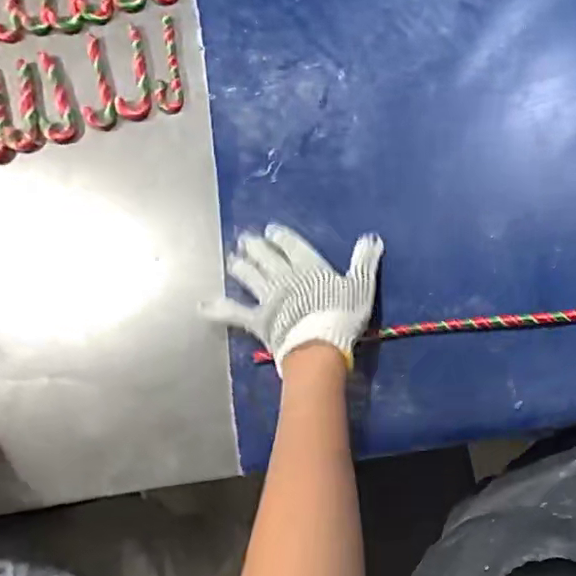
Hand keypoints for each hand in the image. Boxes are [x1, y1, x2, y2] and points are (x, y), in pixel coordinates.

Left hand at [203, 224, 382, 370]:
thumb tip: (372, 238)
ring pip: (249, 276)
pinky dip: (218, 308)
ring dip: (239, 266)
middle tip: (245, 239)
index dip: (280, 236)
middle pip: (265, 256)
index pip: (291, 245)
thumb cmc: (343, 315)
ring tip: (232, 259)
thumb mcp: (361, 285)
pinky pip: (234, 312)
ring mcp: (268, 297)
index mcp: (309, 266)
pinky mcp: (257, 319)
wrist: (320, 345)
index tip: (270, 231)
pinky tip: (204, 305)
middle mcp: (284, 276)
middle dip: (254, 246)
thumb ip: (364, 261)